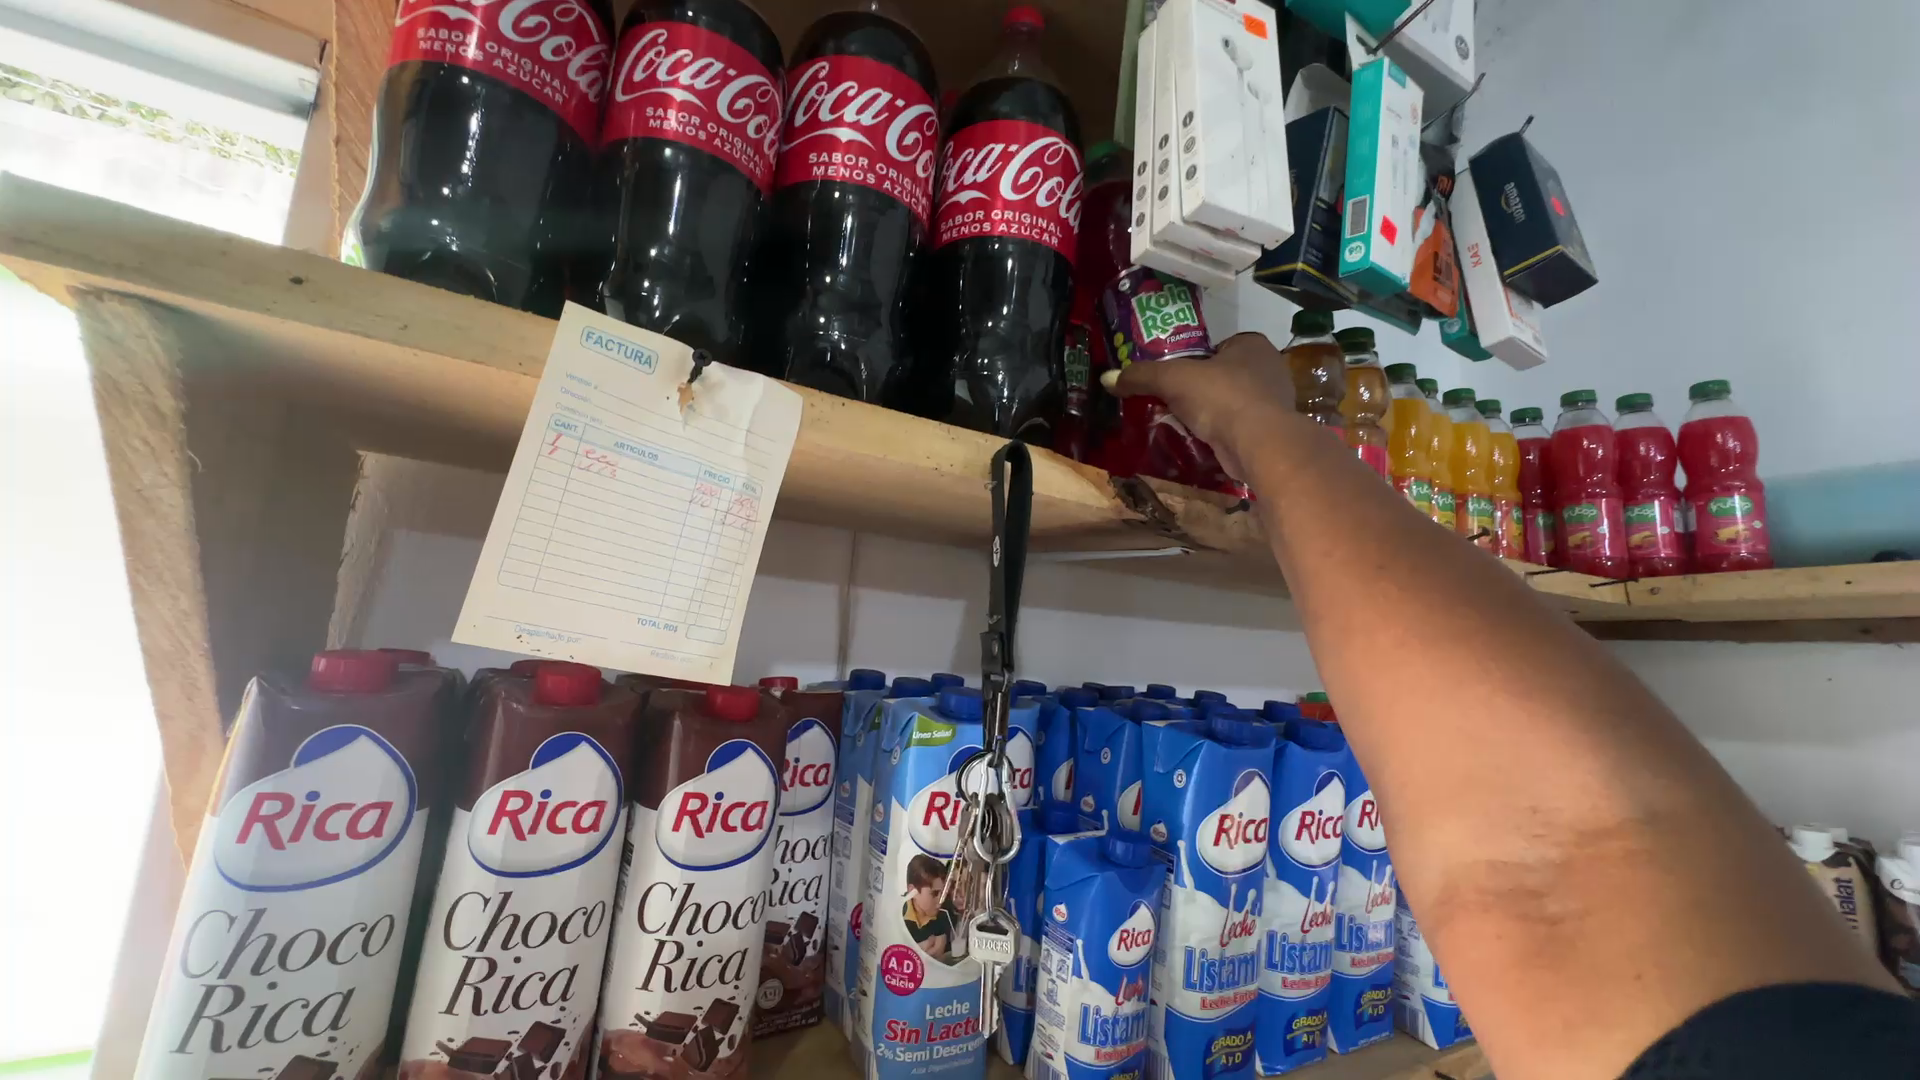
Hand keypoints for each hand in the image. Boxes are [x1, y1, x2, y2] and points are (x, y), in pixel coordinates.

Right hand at [1100, 332, 1299, 476]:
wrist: (1259, 443)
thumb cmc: (1220, 397)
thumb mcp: (1172, 379)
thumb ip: (1140, 376)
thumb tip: (1107, 378)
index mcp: (1252, 344)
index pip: (1217, 346)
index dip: (1194, 360)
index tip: (1174, 377)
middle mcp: (1268, 367)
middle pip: (1223, 375)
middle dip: (1199, 389)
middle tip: (1172, 401)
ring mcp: (1273, 401)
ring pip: (1231, 402)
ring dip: (1210, 413)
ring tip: (1183, 423)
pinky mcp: (1271, 431)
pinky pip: (1238, 427)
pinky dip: (1221, 433)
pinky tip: (1202, 441)